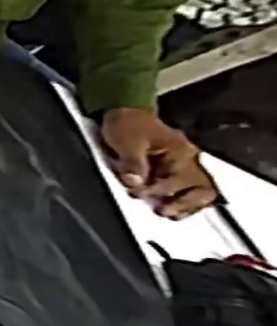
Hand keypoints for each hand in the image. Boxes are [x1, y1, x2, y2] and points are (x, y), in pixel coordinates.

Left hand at [101, 107, 217, 218]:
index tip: (137, 193)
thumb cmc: (126, 124)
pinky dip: (178, 198)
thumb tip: (134, 183)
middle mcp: (188, 161)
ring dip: (185, 204)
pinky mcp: (170, 168)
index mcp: (181, 154)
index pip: (180, 179)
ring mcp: (182, 165)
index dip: (159, 189)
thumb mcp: (126, 142)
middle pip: (201, 189)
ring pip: (198, 190)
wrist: (122, 111)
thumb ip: (132, 163)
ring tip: (169, 214)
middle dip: (184, 203)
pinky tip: (168, 207)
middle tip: (163, 212)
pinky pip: (184, 187)